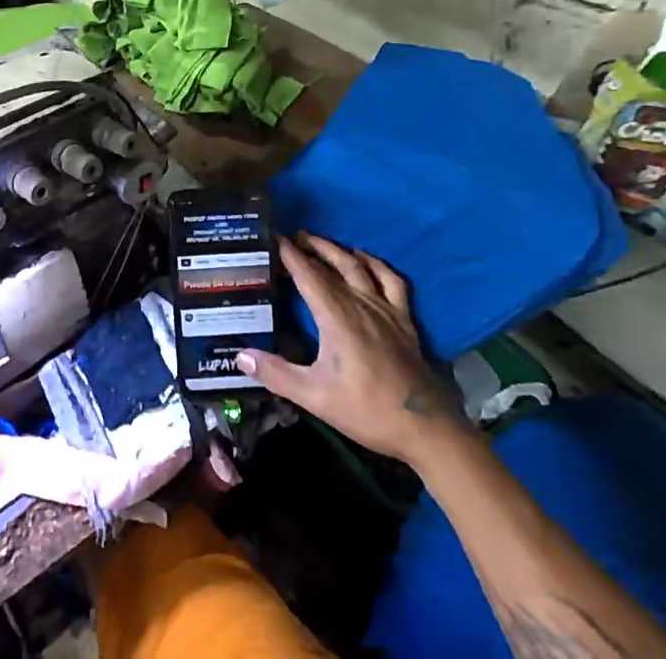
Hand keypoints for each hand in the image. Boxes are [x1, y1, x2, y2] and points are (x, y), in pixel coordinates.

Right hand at [237, 233, 470, 465]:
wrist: (425, 429)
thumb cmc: (366, 410)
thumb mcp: (314, 396)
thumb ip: (276, 374)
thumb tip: (240, 355)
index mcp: (337, 317)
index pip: (308, 275)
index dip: (290, 254)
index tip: (273, 238)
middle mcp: (362, 305)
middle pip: (336, 264)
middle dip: (313, 246)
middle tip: (294, 236)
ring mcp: (387, 310)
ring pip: (362, 268)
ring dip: (340, 251)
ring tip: (323, 244)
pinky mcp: (405, 321)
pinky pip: (392, 281)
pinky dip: (377, 265)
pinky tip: (367, 262)